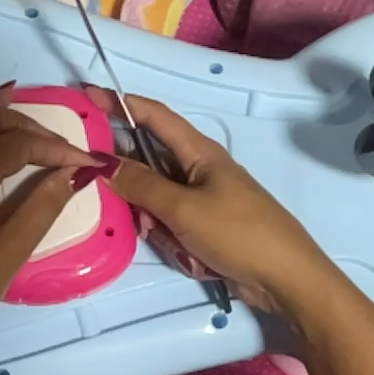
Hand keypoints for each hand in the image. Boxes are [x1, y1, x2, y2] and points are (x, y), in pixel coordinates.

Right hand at [83, 87, 335, 314]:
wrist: (286, 279)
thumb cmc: (238, 232)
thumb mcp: (183, 208)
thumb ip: (140, 185)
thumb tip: (101, 163)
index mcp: (199, 151)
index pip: (153, 116)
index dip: (121, 103)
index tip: (87, 95)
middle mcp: (198, 169)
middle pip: (148, 164)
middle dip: (135, 188)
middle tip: (135, 211)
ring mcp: (202, 199)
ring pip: (155, 200)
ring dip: (156, 222)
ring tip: (172, 240)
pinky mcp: (204, 227)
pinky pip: (170, 225)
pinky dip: (172, 240)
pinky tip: (190, 257)